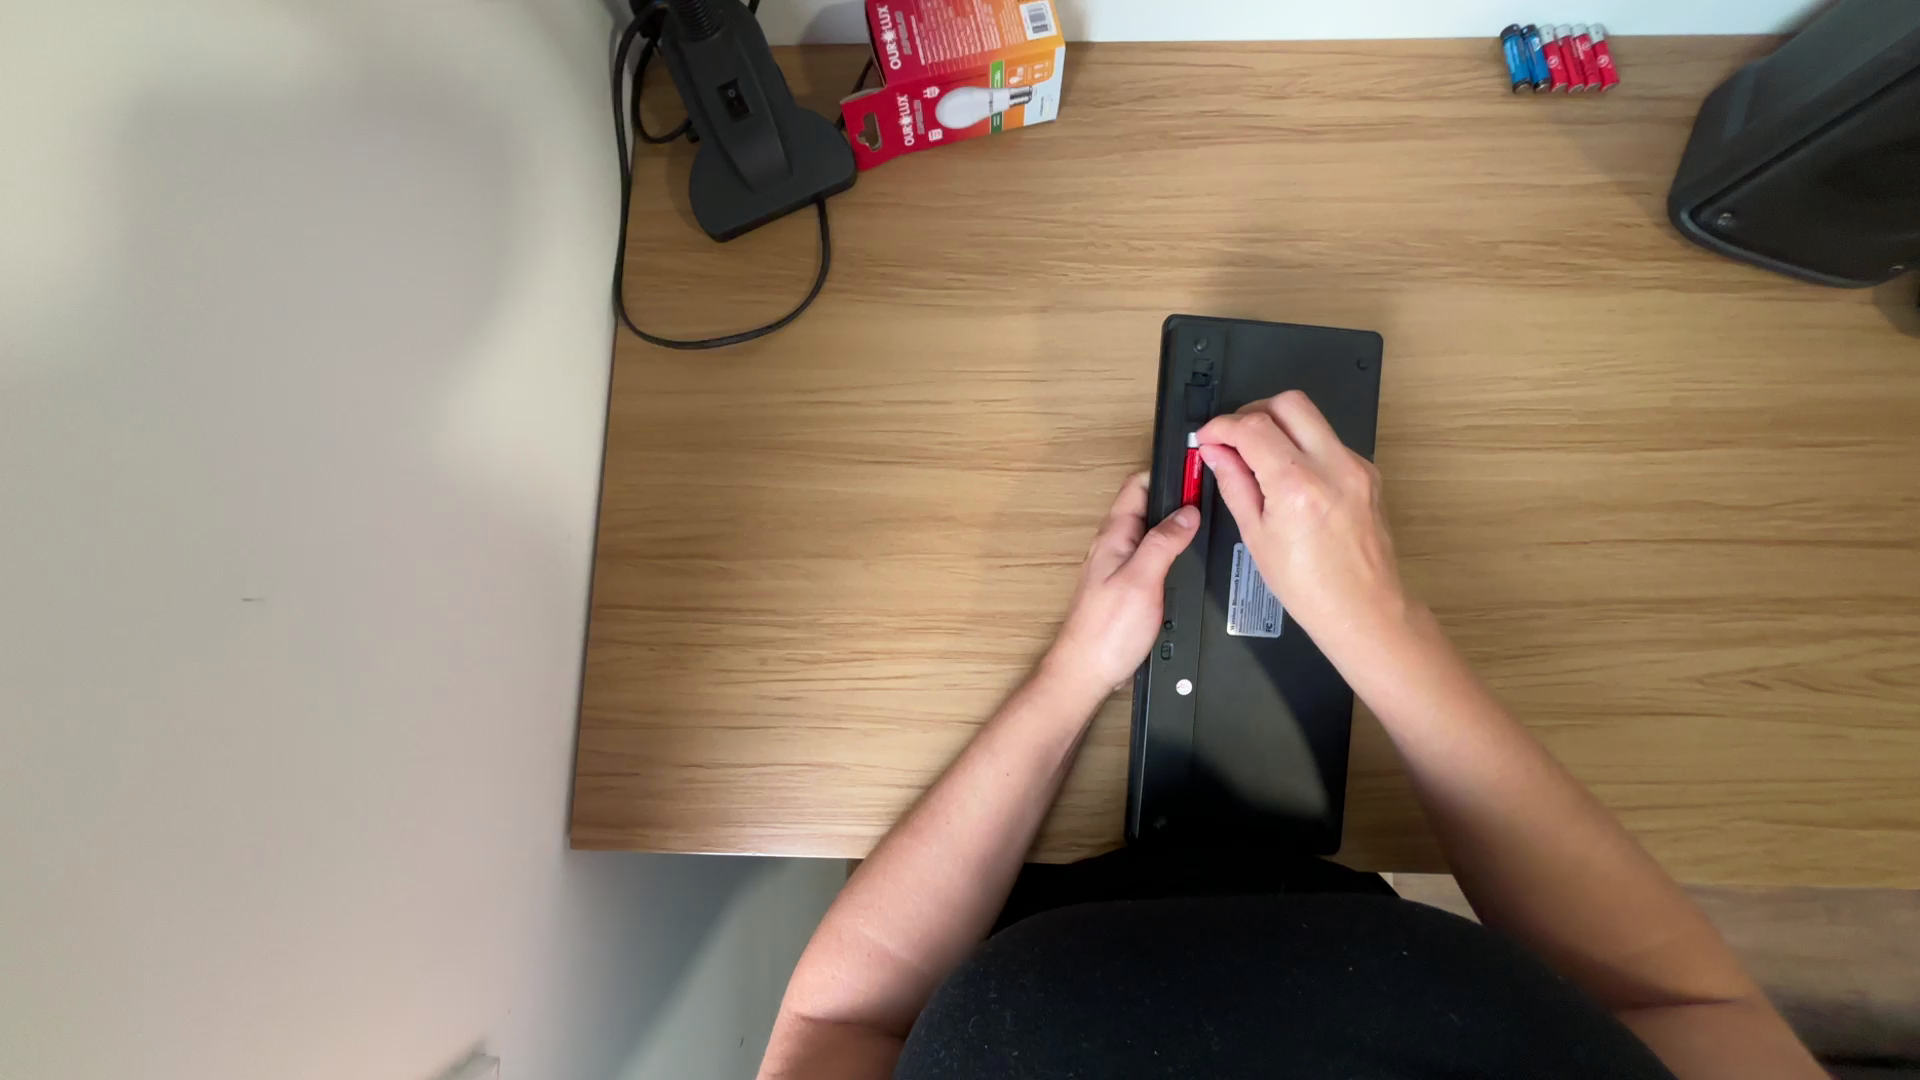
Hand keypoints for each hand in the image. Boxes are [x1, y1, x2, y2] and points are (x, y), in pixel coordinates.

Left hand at [1042, 473, 1198, 696]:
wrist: (1087, 671)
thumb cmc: (1106, 631)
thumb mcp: (1141, 579)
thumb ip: (1163, 542)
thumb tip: (1187, 513)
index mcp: (1113, 536)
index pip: (1137, 486)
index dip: (1167, 473)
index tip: (1195, 467)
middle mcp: (1114, 546)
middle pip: (1146, 505)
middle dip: (1176, 493)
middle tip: (1208, 488)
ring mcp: (1119, 565)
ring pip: (1149, 530)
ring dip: (1174, 520)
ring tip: (1203, 514)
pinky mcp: (1126, 586)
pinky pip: (1150, 554)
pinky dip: (1170, 547)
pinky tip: (1186, 553)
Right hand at [1197, 391, 1409, 653]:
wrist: (1362, 608)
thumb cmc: (1308, 585)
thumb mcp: (1254, 535)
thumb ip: (1234, 483)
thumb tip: (1216, 452)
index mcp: (1297, 485)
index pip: (1253, 427)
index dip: (1222, 426)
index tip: (1209, 436)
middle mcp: (1333, 466)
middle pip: (1288, 403)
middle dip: (1253, 412)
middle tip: (1233, 438)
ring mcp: (1355, 466)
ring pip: (1311, 418)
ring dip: (1277, 428)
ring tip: (1257, 460)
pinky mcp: (1366, 473)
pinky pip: (1327, 442)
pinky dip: (1300, 447)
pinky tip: (1286, 476)